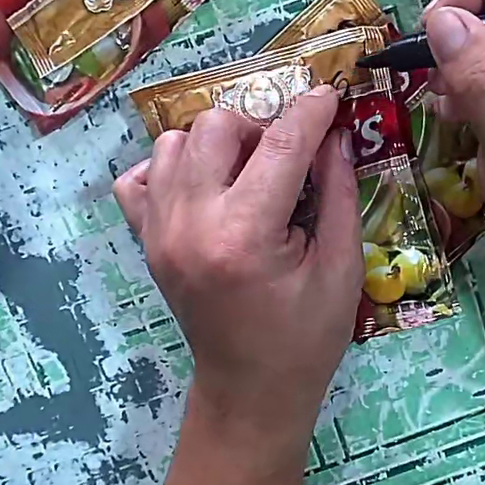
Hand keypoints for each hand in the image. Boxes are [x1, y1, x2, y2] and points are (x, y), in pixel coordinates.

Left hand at [114, 87, 361, 451]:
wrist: (250, 390)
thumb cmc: (307, 337)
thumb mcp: (343, 267)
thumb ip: (339, 192)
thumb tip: (334, 134)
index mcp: (245, 236)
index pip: (280, 146)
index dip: (310, 112)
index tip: (328, 95)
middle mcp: (190, 224)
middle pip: (214, 126)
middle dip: (260, 127)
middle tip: (288, 157)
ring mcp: (159, 231)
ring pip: (174, 141)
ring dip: (217, 144)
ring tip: (247, 174)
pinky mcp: (147, 241)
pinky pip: (142, 177)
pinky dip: (173, 168)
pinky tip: (205, 188)